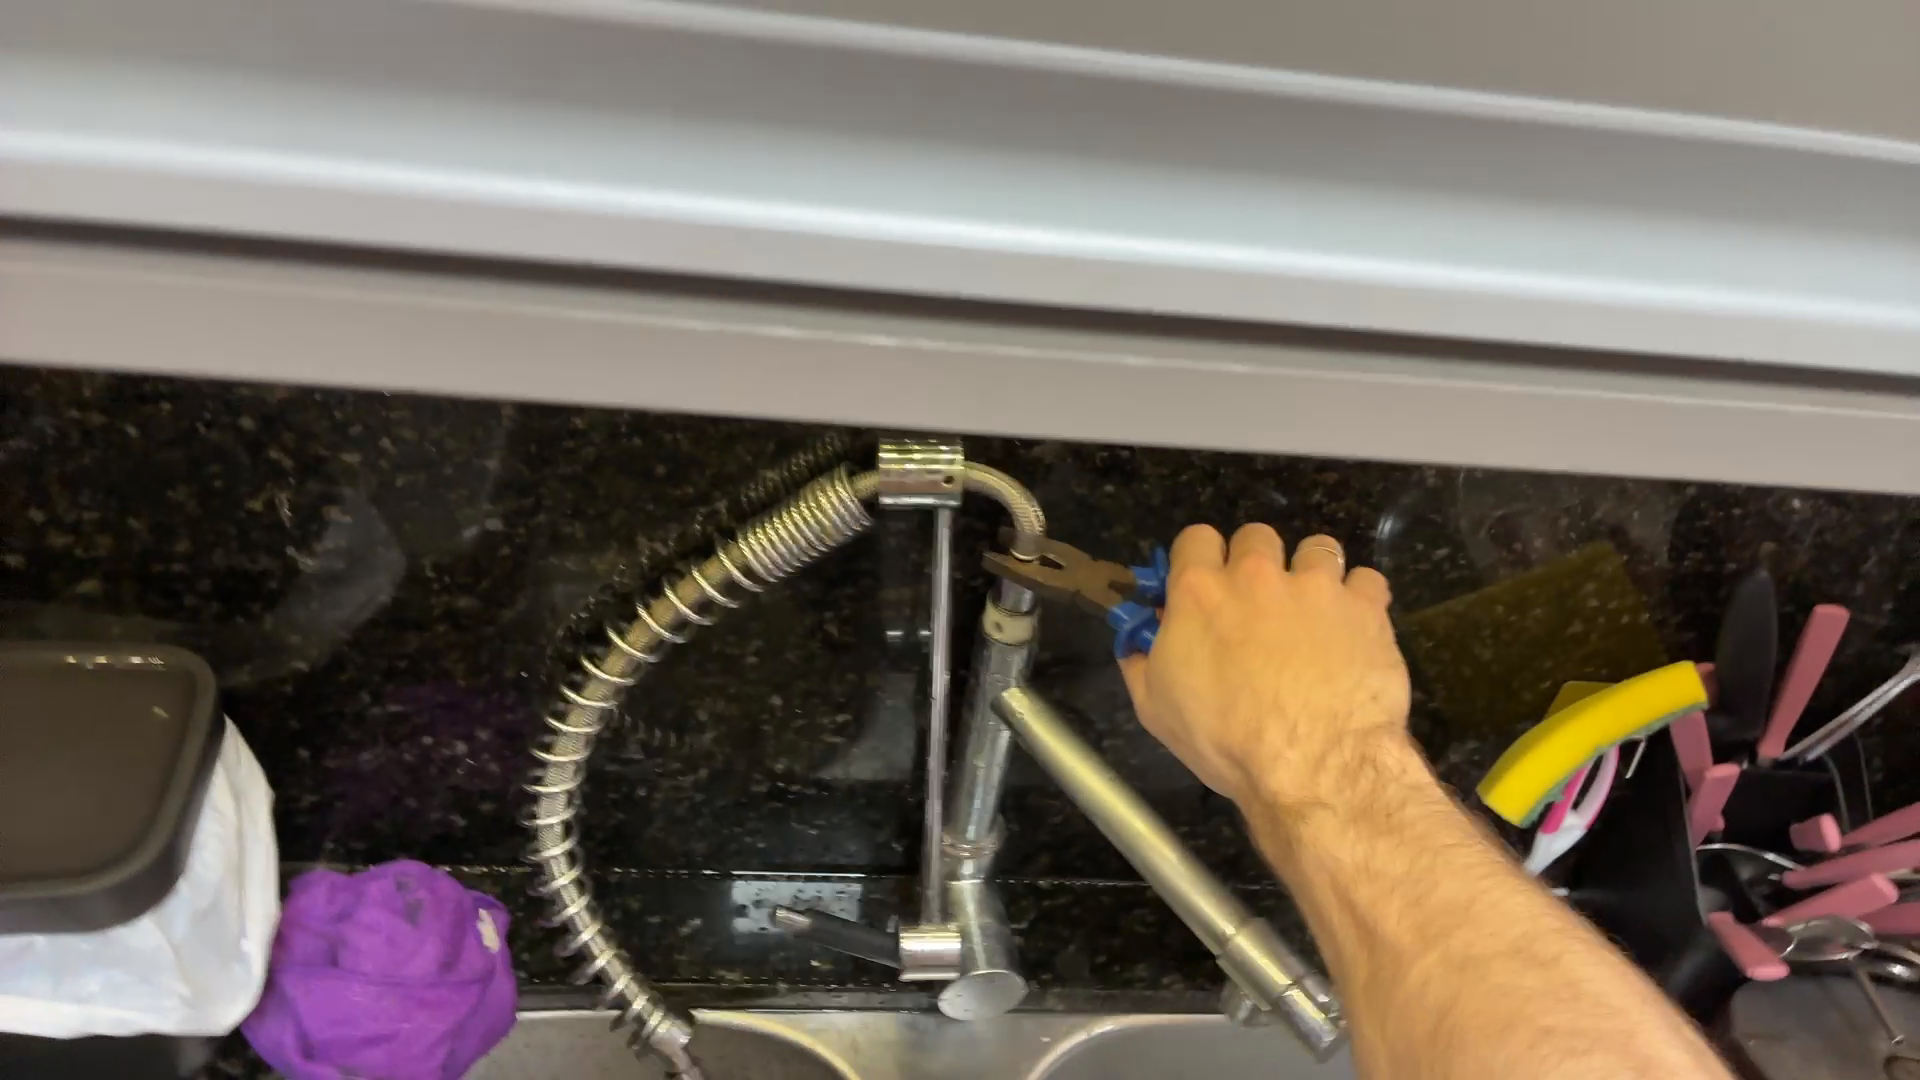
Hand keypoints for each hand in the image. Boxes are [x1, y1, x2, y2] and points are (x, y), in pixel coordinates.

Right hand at [1119, 524, 1412, 810]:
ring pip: (1317, 547)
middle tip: (1258, 600)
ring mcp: (1315, 587)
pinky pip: (1368, 580)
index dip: (1198, 557)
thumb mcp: (1155, 708)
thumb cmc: (1223, 739)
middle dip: (1255, 559)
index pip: (1195, 538)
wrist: (1312, 766)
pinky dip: (1361, 598)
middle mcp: (1255, 575)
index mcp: (1198, 592)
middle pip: (1255, 535)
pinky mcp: (1365, 609)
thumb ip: (1141, 663)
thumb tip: (1137, 643)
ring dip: (1311, 570)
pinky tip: (1354, 626)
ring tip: (1314, 607)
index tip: (1203, 583)